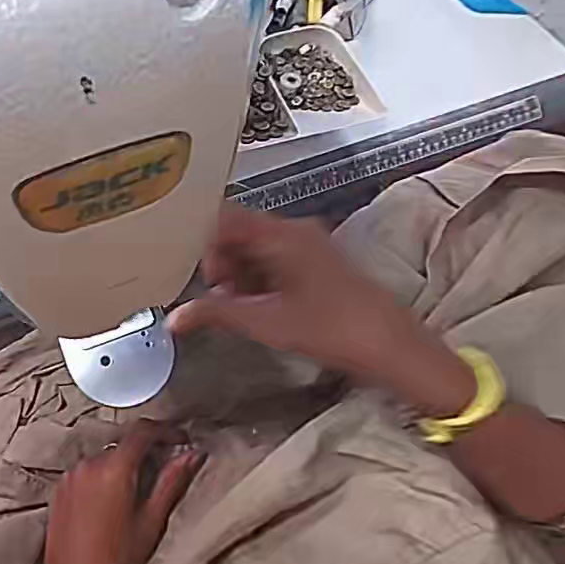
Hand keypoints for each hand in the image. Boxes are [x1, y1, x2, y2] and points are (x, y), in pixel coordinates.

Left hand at [38, 419, 202, 563]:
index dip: (165, 430)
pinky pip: (87, 471)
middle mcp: (88, 464)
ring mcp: (70, 475)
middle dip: (146, 451)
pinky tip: (112, 502)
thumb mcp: (151, 521)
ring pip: (105, 458)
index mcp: (113, 468)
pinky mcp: (59, 489)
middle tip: (166, 468)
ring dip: (124, 465)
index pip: (142, 431)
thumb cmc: (117, 563)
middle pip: (123, 444)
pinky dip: (103, 477)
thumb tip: (192, 453)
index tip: (181, 440)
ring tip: (139, 490)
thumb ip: (172, 481)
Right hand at [167, 203, 474, 412]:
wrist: (391, 345)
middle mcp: (293, 231)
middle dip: (220, 264)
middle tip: (216, 296)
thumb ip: (215, 313)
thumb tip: (173, 318)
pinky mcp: (314, 263)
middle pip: (238, 233)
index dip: (202, 242)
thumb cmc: (330, 327)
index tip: (196, 273)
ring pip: (254, 249)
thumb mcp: (264, 322)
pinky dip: (257, 280)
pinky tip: (256, 307)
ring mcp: (306, 245)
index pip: (224, 218)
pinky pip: (272, 261)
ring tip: (235, 306)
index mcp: (281, 234)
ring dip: (237, 275)